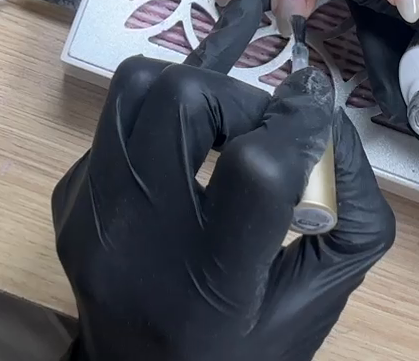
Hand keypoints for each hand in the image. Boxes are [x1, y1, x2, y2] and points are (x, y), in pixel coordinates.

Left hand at [53, 0, 394, 360]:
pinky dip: (161, 111)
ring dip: (192, 85)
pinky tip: (192, 126)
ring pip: (136, 84)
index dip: (294, 127)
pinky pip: (116, 114)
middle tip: (263, 124)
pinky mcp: (70, 193)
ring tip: (224, 115)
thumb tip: (325, 113)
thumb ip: (348, 211)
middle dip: (237, 96)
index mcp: (210, 285)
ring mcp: (90, 212)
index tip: (311, 121)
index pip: (254, 168)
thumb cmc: (240, 350)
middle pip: (181, 100)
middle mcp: (136, 241)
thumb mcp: (315, 300)